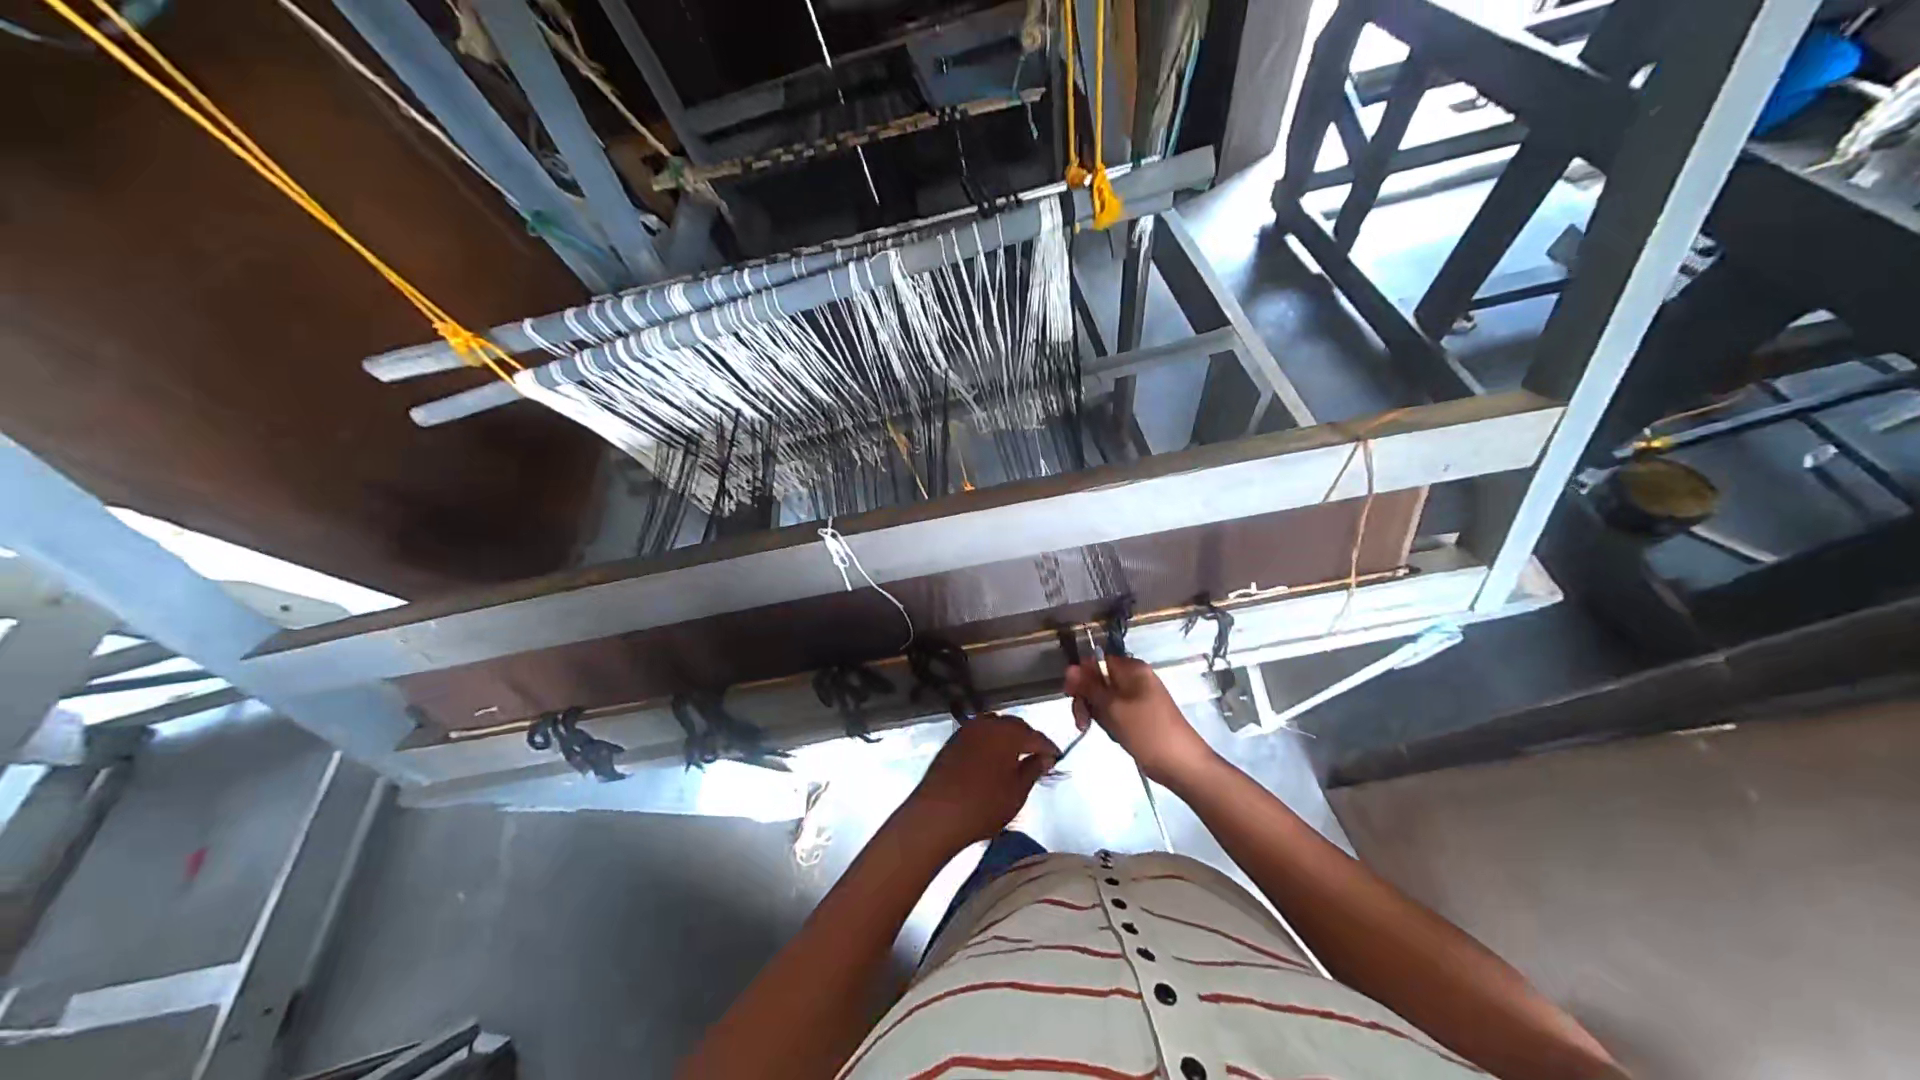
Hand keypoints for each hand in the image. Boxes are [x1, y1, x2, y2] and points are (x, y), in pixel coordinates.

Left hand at [898, 713, 1057, 854]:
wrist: (936, 814)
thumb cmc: (983, 805)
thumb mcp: (1017, 791)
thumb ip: (1033, 769)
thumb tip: (1044, 757)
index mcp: (1007, 732)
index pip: (1036, 735)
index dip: (1048, 747)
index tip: (1056, 758)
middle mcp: (986, 724)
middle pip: (1014, 726)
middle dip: (1027, 739)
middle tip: (1037, 758)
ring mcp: (966, 731)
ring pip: (994, 728)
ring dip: (1006, 739)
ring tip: (1015, 759)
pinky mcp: (952, 742)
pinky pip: (978, 736)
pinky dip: (989, 744)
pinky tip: (992, 761)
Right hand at [1064, 657, 1217, 786]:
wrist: (1180, 763)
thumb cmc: (1147, 731)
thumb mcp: (1113, 707)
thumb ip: (1089, 687)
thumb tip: (1070, 667)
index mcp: (1133, 669)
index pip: (1097, 661)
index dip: (1081, 676)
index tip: (1071, 695)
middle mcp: (1135, 679)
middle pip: (1098, 680)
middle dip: (1087, 699)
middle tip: (1082, 721)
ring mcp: (1137, 698)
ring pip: (1104, 699)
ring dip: (1096, 714)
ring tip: (1100, 730)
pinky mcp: (1138, 716)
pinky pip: (1114, 712)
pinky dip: (1109, 722)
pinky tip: (1114, 734)